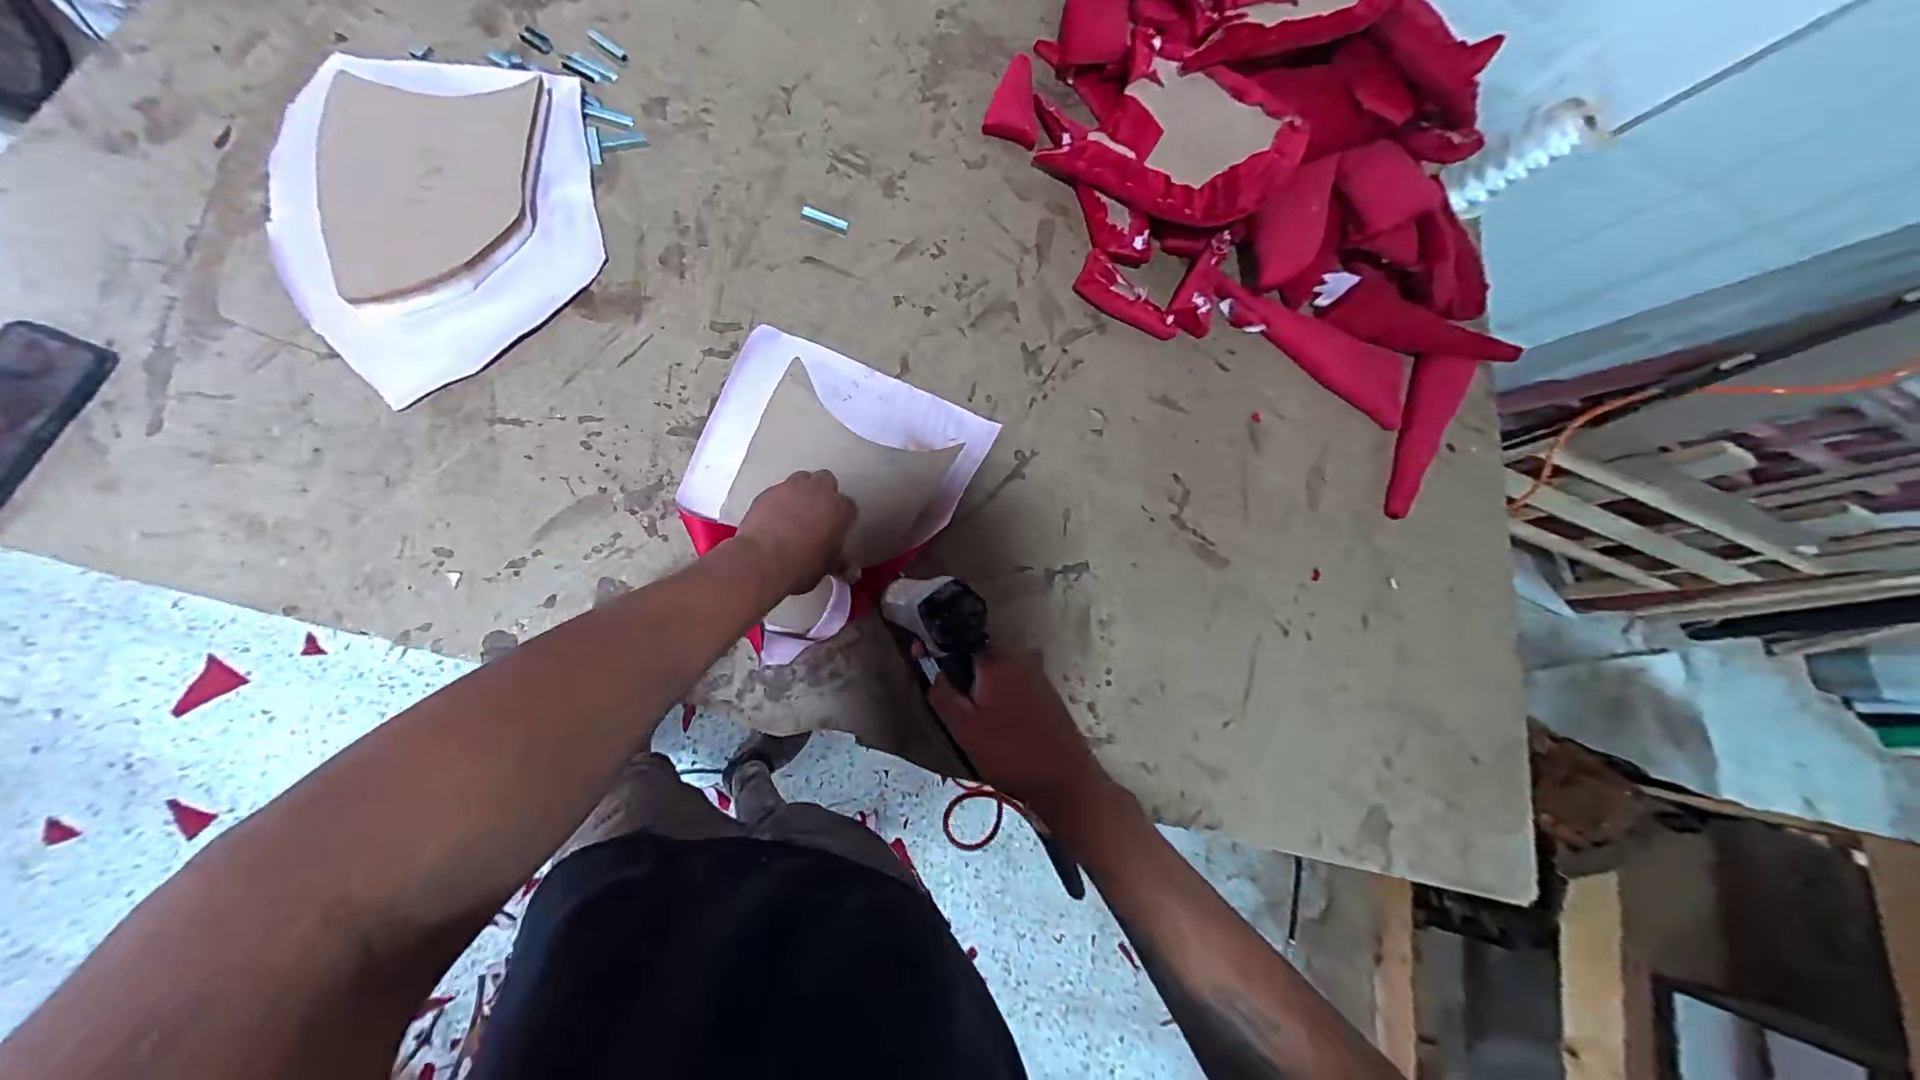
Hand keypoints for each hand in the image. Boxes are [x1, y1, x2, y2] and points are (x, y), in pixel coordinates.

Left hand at [733, 470, 856, 599]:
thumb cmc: (801, 563)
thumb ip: (842, 563)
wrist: (763, 560)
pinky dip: (779, 501)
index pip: (849, 507)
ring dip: (801, 492)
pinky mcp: (769, 491)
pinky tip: (775, 517)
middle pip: (827, 481)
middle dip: (823, 494)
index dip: (842, 518)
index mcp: (841, 509)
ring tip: (795, 513)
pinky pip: (778, 490)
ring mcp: (792, 488)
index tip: (836, 529)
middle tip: (817, 514)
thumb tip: (849, 571)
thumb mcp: (828, 566)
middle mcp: (819, 491)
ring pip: (802, 479)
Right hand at [927, 647, 1109, 822]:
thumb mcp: (962, 727)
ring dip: (986, 686)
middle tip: (959, 707)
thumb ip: (941, 691)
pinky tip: (1004, 723)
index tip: (935, 674)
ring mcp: (1037, 673)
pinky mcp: (1048, 692)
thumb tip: (928, 662)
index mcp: (995, 660)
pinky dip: (1004, 695)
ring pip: (999, 670)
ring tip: (981, 720)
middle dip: (966, 673)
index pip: (960, 640)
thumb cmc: (1008, 752)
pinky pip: (1016, 683)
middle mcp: (1019, 657)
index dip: (942, 653)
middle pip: (980, 655)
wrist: (1064, 779)